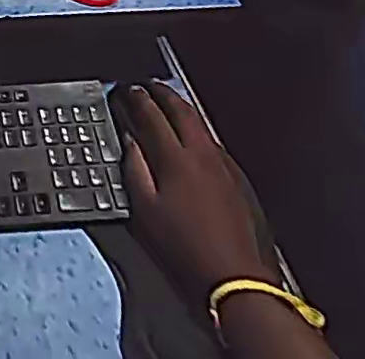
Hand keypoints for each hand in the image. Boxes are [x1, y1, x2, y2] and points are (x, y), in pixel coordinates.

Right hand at [115, 82, 273, 299]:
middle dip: (162, 92)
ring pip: (201, 124)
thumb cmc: (185, 248)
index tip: (125, 91)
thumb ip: (134, 168)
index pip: (152, 115)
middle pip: (182, 110)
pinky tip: (191, 138)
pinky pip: (214, 143)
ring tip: (167, 103)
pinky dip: (198, 131)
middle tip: (147, 85)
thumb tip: (129, 142)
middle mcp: (203, 156)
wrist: (236, 279)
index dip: (136, 99)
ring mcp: (225, 167)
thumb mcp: (145, 209)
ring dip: (181, 108)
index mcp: (176, 159)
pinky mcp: (239, 180)